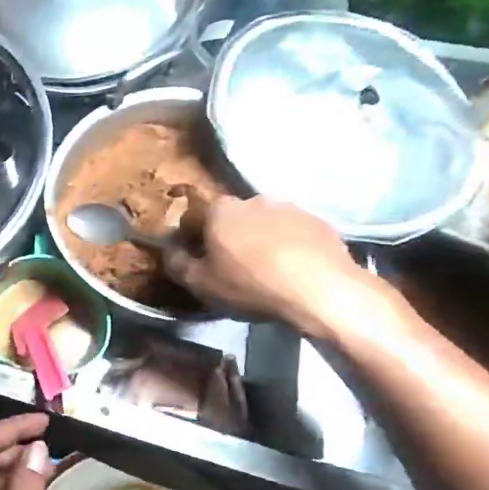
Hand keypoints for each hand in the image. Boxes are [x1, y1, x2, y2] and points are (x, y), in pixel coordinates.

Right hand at [164, 196, 378, 337]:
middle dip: (226, 237)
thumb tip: (168, 250)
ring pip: (263, 224)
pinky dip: (287, 246)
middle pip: (230, 218)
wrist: (320, 289)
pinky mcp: (318, 222)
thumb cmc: (249, 284)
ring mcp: (289, 208)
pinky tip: (291, 270)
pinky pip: (293, 233)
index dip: (189, 239)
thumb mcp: (200, 284)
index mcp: (219, 210)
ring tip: (265, 270)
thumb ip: (177, 264)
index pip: (193, 217)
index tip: (194, 260)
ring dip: (259, 240)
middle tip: (230, 267)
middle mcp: (252, 200)